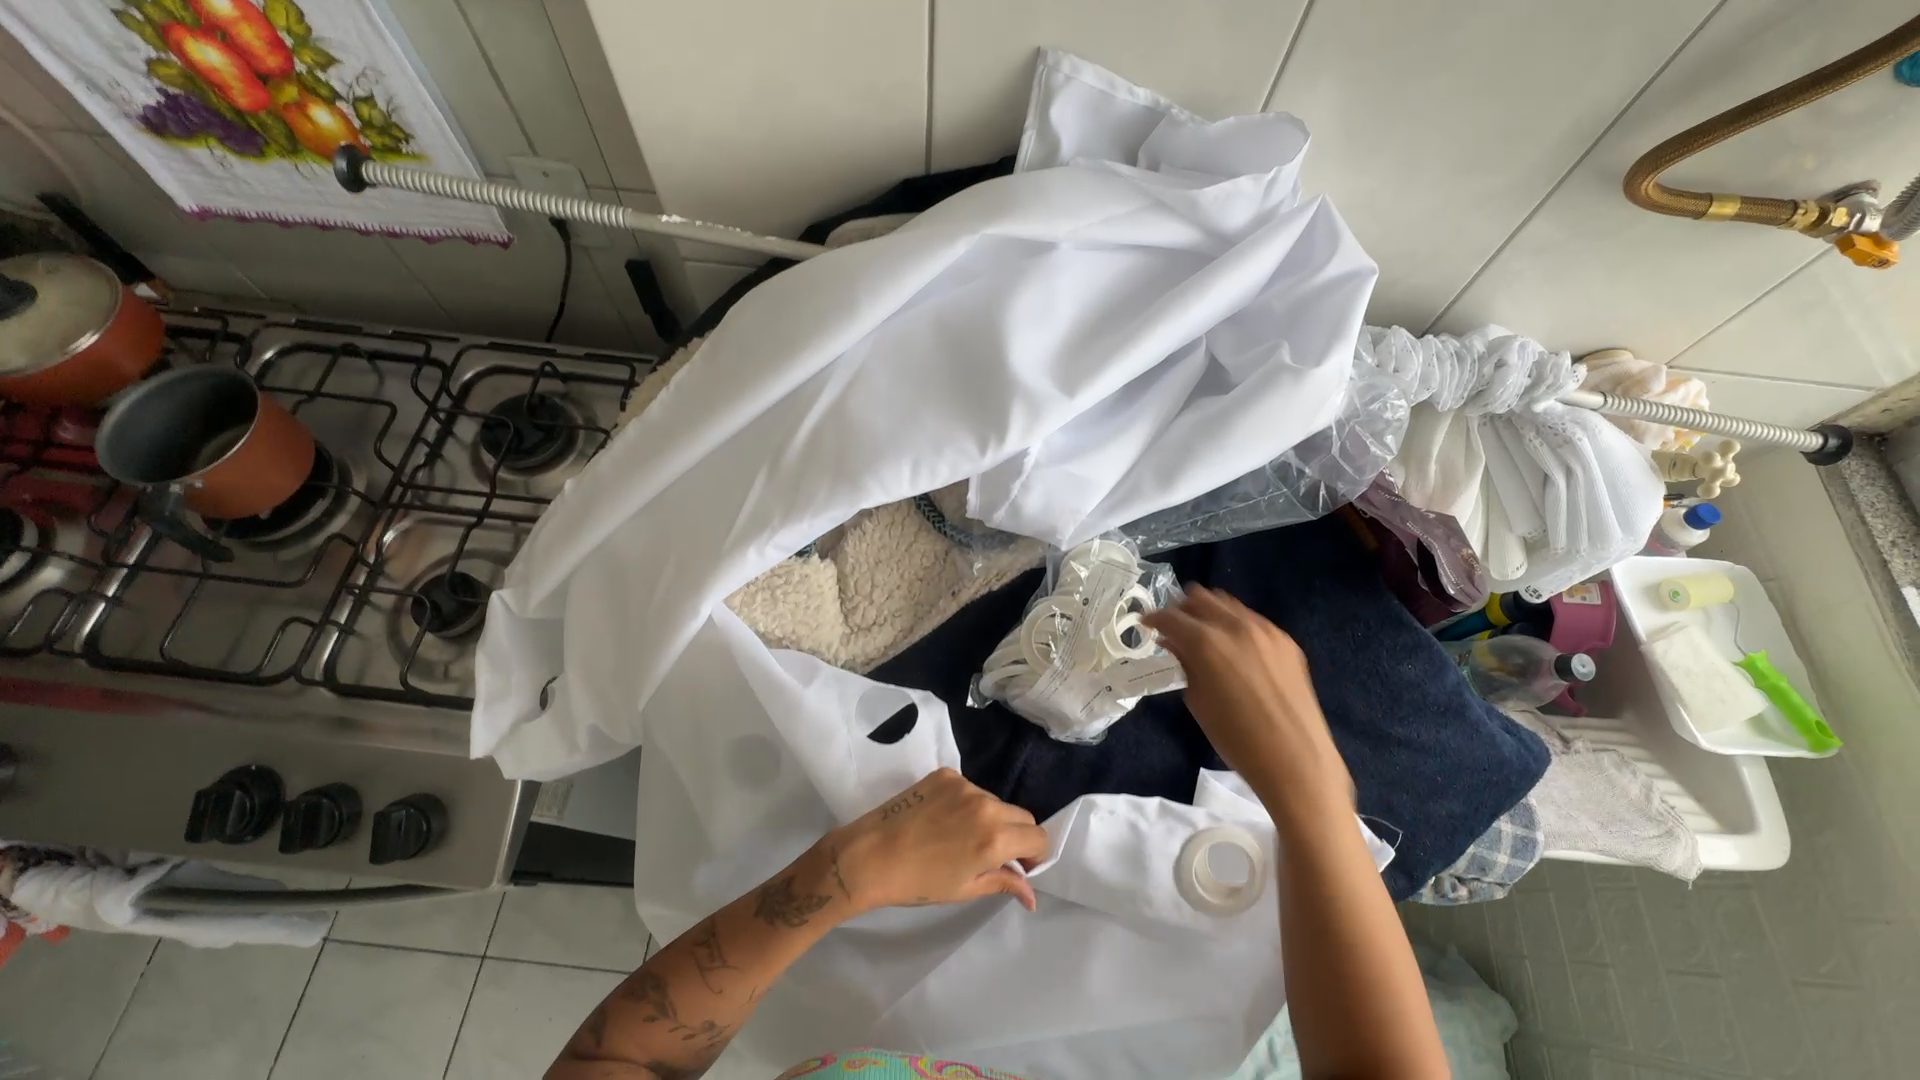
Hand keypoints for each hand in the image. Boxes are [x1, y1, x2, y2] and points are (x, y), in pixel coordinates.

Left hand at [820, 768, 1050, 914]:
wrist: (871, 856)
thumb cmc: (918, 882)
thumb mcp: (966, 889)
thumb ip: (1004, 883)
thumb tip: (1032, 897)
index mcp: (995, 838)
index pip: (1039, 837)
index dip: (1035, 855)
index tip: (1019, 866)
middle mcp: (986, 805)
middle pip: (1022, 816)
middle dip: (1017, 836)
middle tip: (993, 855)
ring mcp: (964, 785)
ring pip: (995, 801)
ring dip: (991, 818)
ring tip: (962, 837)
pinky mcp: (945, 774)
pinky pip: (970, 789)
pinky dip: (967, 804)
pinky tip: (944, 820)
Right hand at [1143, 585, 1352, 812]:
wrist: (1294, 757)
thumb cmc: (1235, 738)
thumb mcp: (1197, 701)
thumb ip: (1185, 664)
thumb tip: (1175, 644)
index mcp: (1206, 642)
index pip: (1171, 617)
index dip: (1154, 619)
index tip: (1146, 624)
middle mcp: (1236, 626)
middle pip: (1201, 598)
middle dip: (1182, 608)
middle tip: (1174, 626)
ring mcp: (1266, 631)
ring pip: (1229, 604)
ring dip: (1209, 612)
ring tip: (1202, 632)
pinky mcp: (1286, 641)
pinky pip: (1253, 621)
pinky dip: (1235, 625)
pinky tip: (1234, 648)